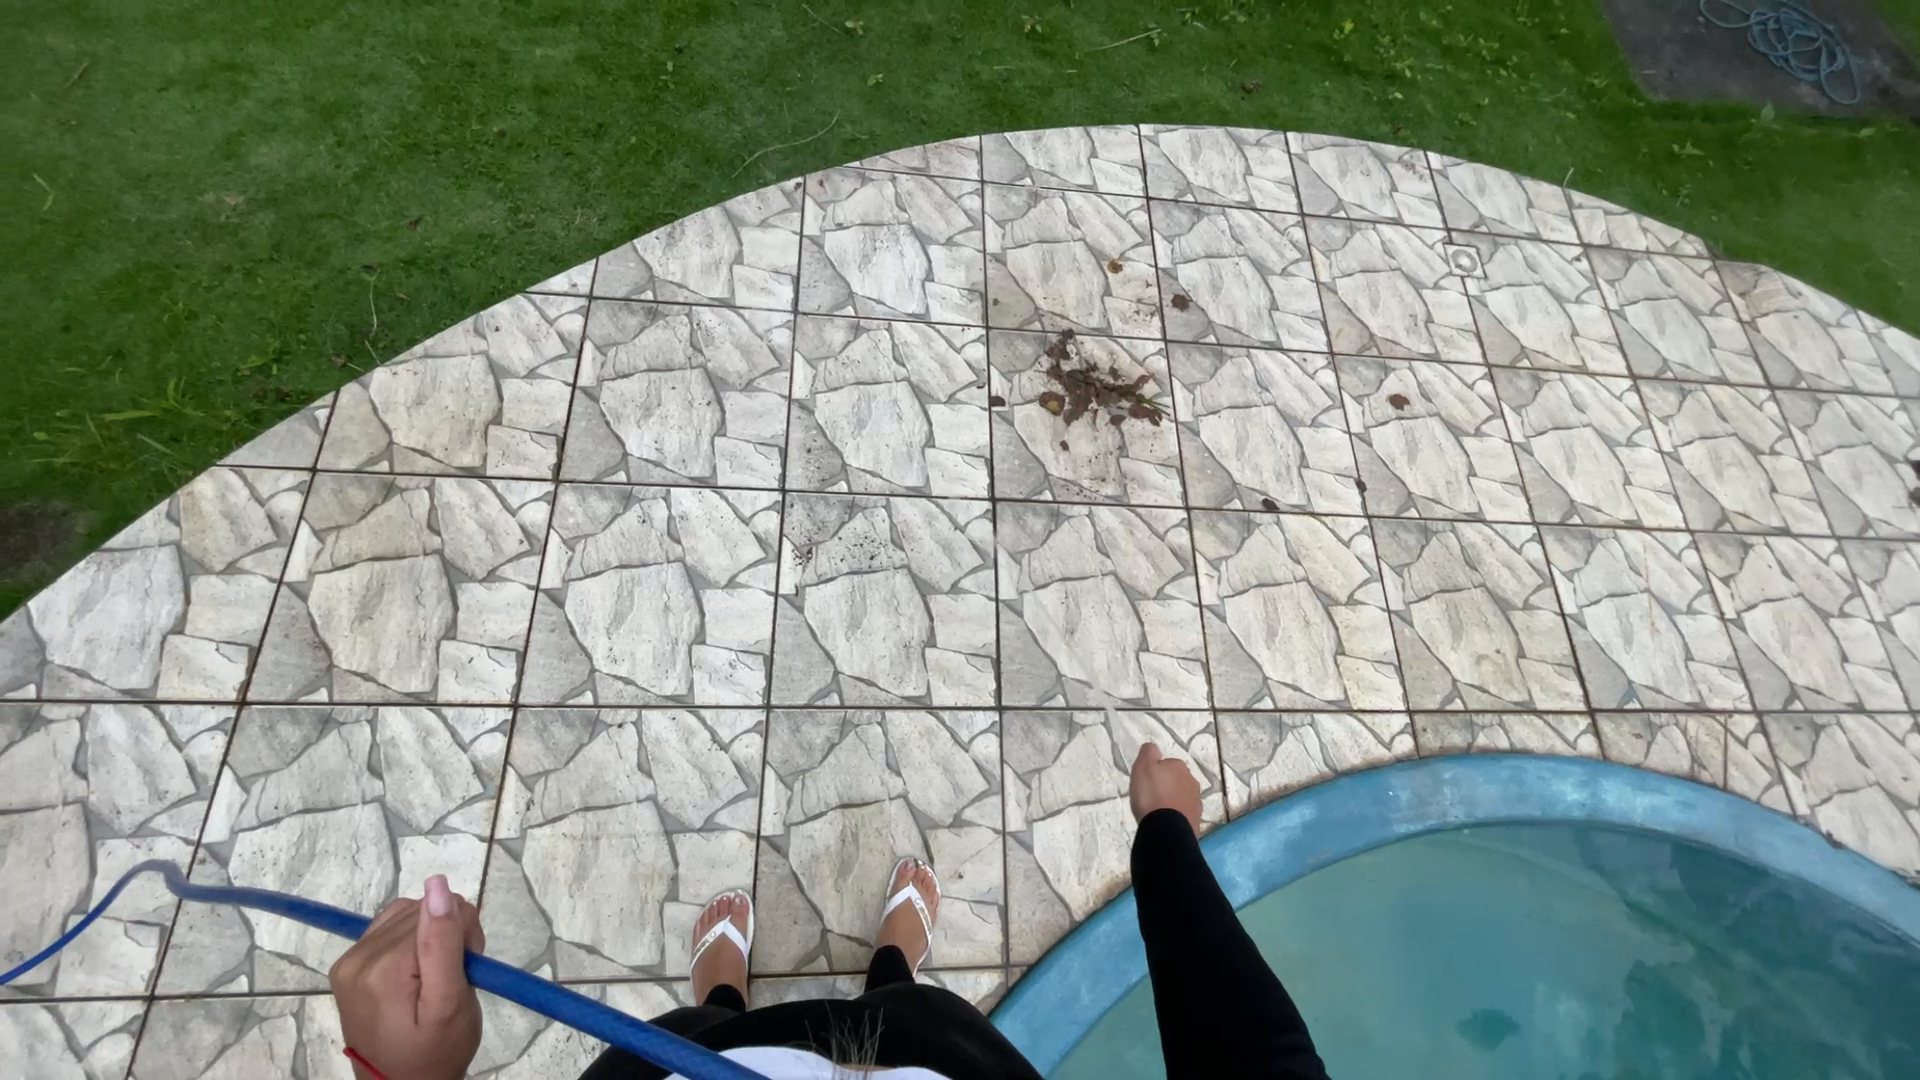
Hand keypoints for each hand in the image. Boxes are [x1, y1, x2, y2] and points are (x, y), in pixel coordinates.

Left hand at [329, 875, 485, 1079]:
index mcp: (381, 968)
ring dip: (437, 932)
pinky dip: (418, 936)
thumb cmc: (436, 1051)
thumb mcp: (450, 1000)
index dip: (465, 932)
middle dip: (452, 933)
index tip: (469, 966)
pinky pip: (396, 923)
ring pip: (413, 912)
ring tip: (442, 972)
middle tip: (457, 975)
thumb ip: (443, 942)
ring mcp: (350, 960)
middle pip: (425, 910)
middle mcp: (357, 957)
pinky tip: (424, 965)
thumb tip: (437, 884)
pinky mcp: (352, 963)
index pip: (439, 912)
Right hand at [1129, 743, 1202, 835]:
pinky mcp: (1196, 820)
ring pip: (1181, 795)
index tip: (1146, 782)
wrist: (1166, 829)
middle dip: (1166, 785)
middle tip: (1151, 795)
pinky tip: (1167, 820)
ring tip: (1158, 810)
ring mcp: (1196, 802)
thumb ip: (1148, 752)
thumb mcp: (1142, 767)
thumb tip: (1153, 748)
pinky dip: (1177, 814)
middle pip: (1176, 779)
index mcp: (1179, 766)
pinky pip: (1184, 812)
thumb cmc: (1151, 794)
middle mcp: (1192, 781)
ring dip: (1172, 800)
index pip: (1166, 764)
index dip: (1155, 772)